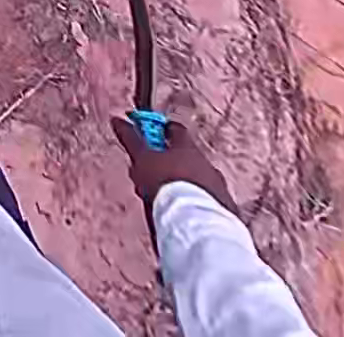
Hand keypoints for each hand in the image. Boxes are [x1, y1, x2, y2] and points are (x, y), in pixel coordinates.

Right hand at [111, 116, 237, 216]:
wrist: (196, 223)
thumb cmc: (168, 185)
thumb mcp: (141, 158)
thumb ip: (130, 138)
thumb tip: (117, 120)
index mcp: (187, 148)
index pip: (174, 129)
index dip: (161, 128)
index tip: (150, 130)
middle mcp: (206, 165)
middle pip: (187, 156)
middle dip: (171, 161)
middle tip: (153, 169)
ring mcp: (219, 188)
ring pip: (198, 179)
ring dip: (183, 183)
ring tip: (165, 195)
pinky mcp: (225, 211)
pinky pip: (208, 201)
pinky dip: (195, 203)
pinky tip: (182, 211)